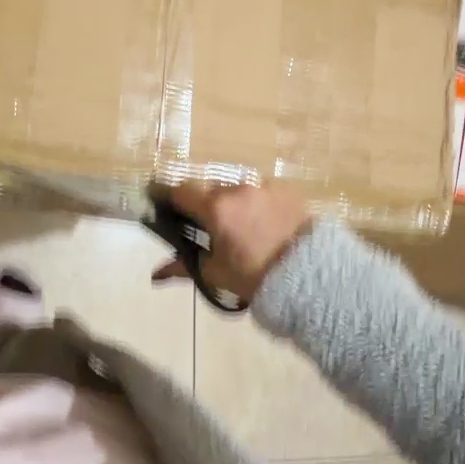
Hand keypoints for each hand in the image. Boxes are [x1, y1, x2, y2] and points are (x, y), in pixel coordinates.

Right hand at [151, 182, 312, 303]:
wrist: (309, 277)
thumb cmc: (254, 277)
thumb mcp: (215, 274)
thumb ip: (182, 267)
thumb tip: (154, 275)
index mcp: (215, 208)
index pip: (181, 191)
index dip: (171, 198)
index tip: (167, 207)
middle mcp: (237, 189)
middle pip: (211, 189)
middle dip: (206, 205)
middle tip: (211, 227)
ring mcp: (264, 186)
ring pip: (238, 189)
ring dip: (235, 203)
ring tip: (244, 227)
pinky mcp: (287, 189)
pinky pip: (263, 192)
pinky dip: (259, 204)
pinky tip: (267, 224)